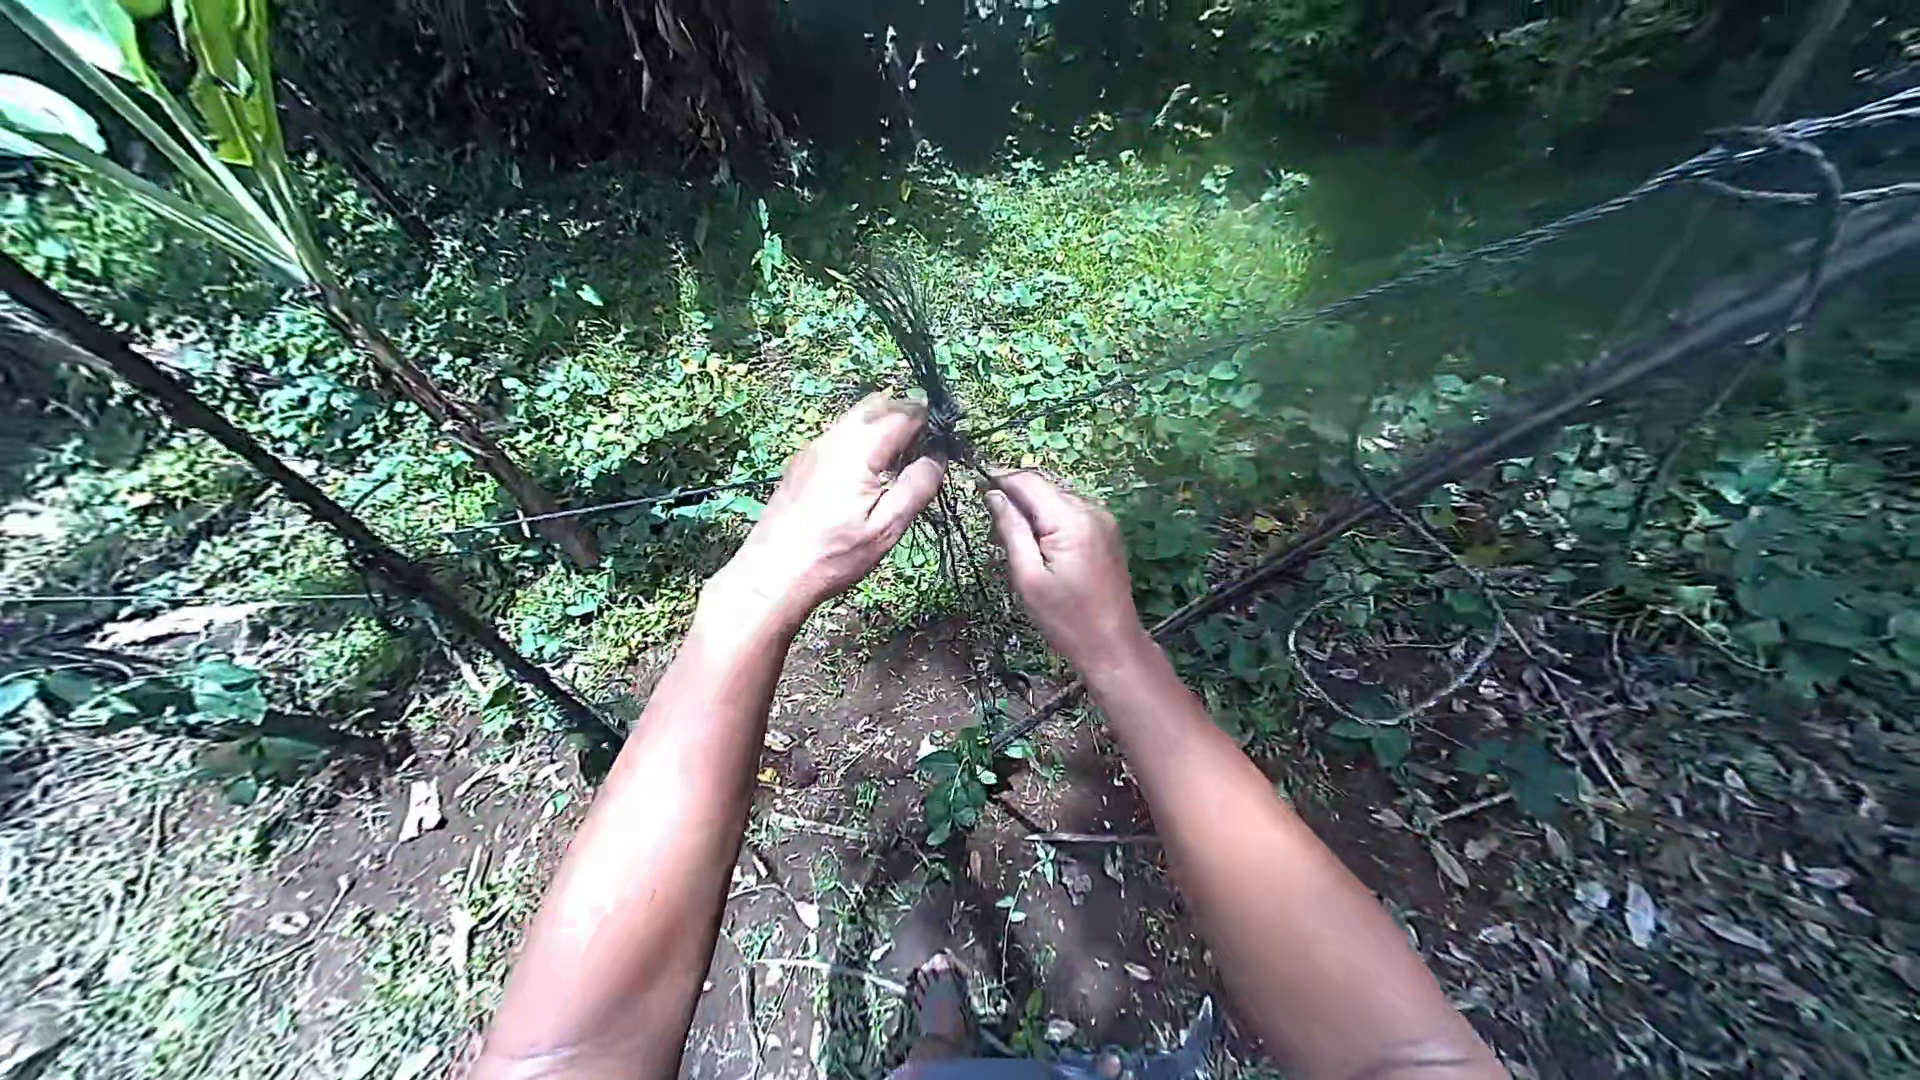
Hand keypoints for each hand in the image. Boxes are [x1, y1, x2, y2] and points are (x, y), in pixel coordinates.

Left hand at [704, 393, 946, 632]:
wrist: (774, 571)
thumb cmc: (834, 554)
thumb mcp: (887, 528)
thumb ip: (917, 487)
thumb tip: (938, 457)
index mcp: (859, 449)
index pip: (904, 413)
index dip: (929, 421)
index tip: (945, 440)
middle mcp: (834, 437)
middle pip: (878, 405)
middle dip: (906, 416)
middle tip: (924, 449)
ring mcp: (814, 447)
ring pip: (856, 418)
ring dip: (883, 427)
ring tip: (899, 464)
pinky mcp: (802, 462)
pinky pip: (839, 435)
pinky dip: (861, 440)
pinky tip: (866, 475)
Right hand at [983, 472, 1149, 672]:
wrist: (1112, 643)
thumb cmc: (1065, 618)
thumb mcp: (1028, 576)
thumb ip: (1011, 530)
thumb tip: (994, 495)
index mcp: (1072, 521)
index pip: (1030, 481)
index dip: (1000, 477)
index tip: (976, 483)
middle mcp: (1091, 511)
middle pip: (1044, 488)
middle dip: (1015, 497)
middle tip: (991, 524)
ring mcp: (1103, 520)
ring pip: (1056, 498)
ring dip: (1032, 510)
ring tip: (1012, 538)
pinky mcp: (1106, 531)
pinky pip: (1071, 512)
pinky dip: (1050, 519)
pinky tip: (1038, 544)